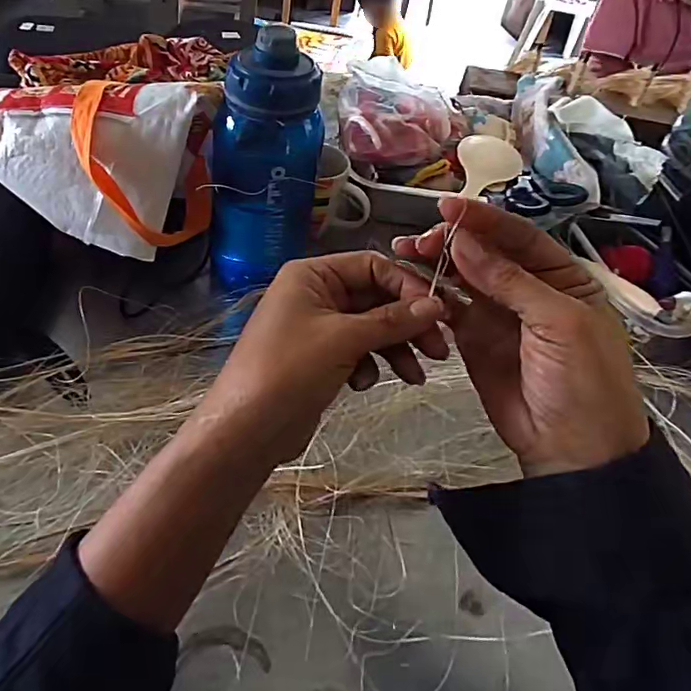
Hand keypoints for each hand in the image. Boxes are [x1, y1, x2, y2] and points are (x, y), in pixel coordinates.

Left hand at [200, 252, 446, 465]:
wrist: (248, 425)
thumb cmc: (289, 369)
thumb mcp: (343, 339)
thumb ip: (391, 320)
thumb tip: (436, 304)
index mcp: (310, 274)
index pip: (371, 265)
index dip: (407, 286)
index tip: (441, 312)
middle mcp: (313, 293)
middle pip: (375, 297)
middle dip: (407, 322)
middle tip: (439, 350)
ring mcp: (315, 325)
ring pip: (371, 327)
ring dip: (395, 348)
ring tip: (414, 376)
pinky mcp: (319, 356)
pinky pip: (357, 350)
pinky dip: (370, 364)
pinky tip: (364, 384)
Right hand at [394, 199, 648, 477]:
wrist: (574, 451)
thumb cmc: (585, 383)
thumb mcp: (559, 325)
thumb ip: (509, 280)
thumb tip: (462, 241)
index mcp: (562, 279)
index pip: (519, 237)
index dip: (483, 220)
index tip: (446, 206)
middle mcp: (527, 290)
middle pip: (483, 253)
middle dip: (451, 241)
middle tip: (419, 240)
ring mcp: (497, 314)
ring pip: (459, 276)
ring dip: (432, 263)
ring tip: (403, 254)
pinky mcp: (472, 337)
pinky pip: (446, 306)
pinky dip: (427, 293)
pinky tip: (409, 287)